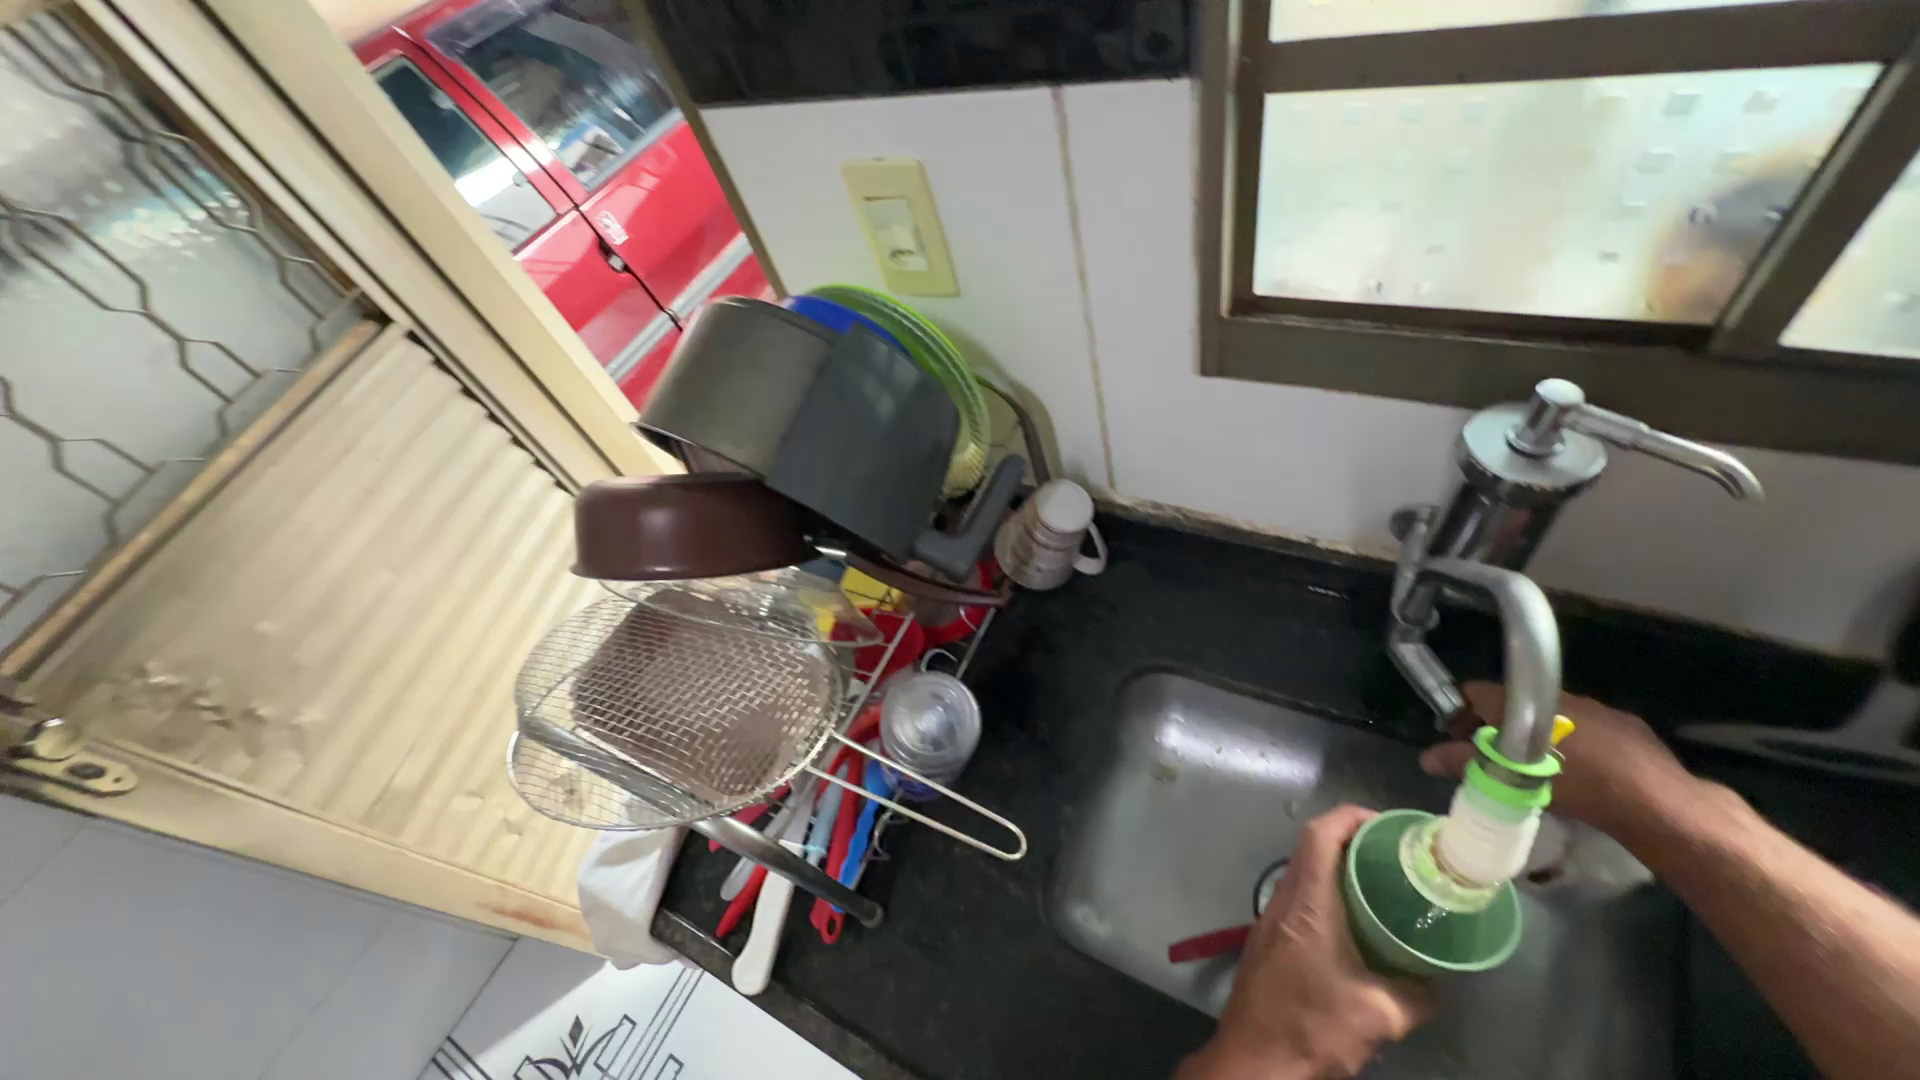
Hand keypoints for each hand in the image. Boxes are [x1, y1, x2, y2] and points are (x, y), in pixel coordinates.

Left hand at [1178, 806, 1433, 1079]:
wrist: (1256, 1061)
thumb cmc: (1313, 1027)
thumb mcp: (1381, 1015)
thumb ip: (1417, 994)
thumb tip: (1440, 982)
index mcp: (1307, 903)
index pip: (1319, 835)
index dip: (1350, 818)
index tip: (1386, 825)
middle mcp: (1284, 900)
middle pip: (1311, 848)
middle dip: (1351, 841)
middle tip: (1395, 855)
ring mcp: (1271, 919)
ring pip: (1303, 874)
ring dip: (1338, 870)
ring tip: (1382, 885)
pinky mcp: (1269, 940)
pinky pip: (1299, 900)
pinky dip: (1327, 896)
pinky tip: (1356, 924)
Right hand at [1418, 681, 1704, 839]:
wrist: (1656, 802)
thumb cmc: (1576, 786)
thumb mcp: (1511, 779)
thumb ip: (1465, 764)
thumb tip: (1425, 759)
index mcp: (1523, 704)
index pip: (1475, 691)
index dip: (1460, 711)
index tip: (1457, 735)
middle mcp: (1555, 696)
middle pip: (1513, 703)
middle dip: (1499, 726)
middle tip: (1495, 756)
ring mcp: (1595, 708)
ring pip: (1551, 714)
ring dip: (1537, 734)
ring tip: (1538, 766)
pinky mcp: (1627, 723)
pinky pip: (1588, 726)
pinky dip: (1576, 741)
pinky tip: (1582, 770)